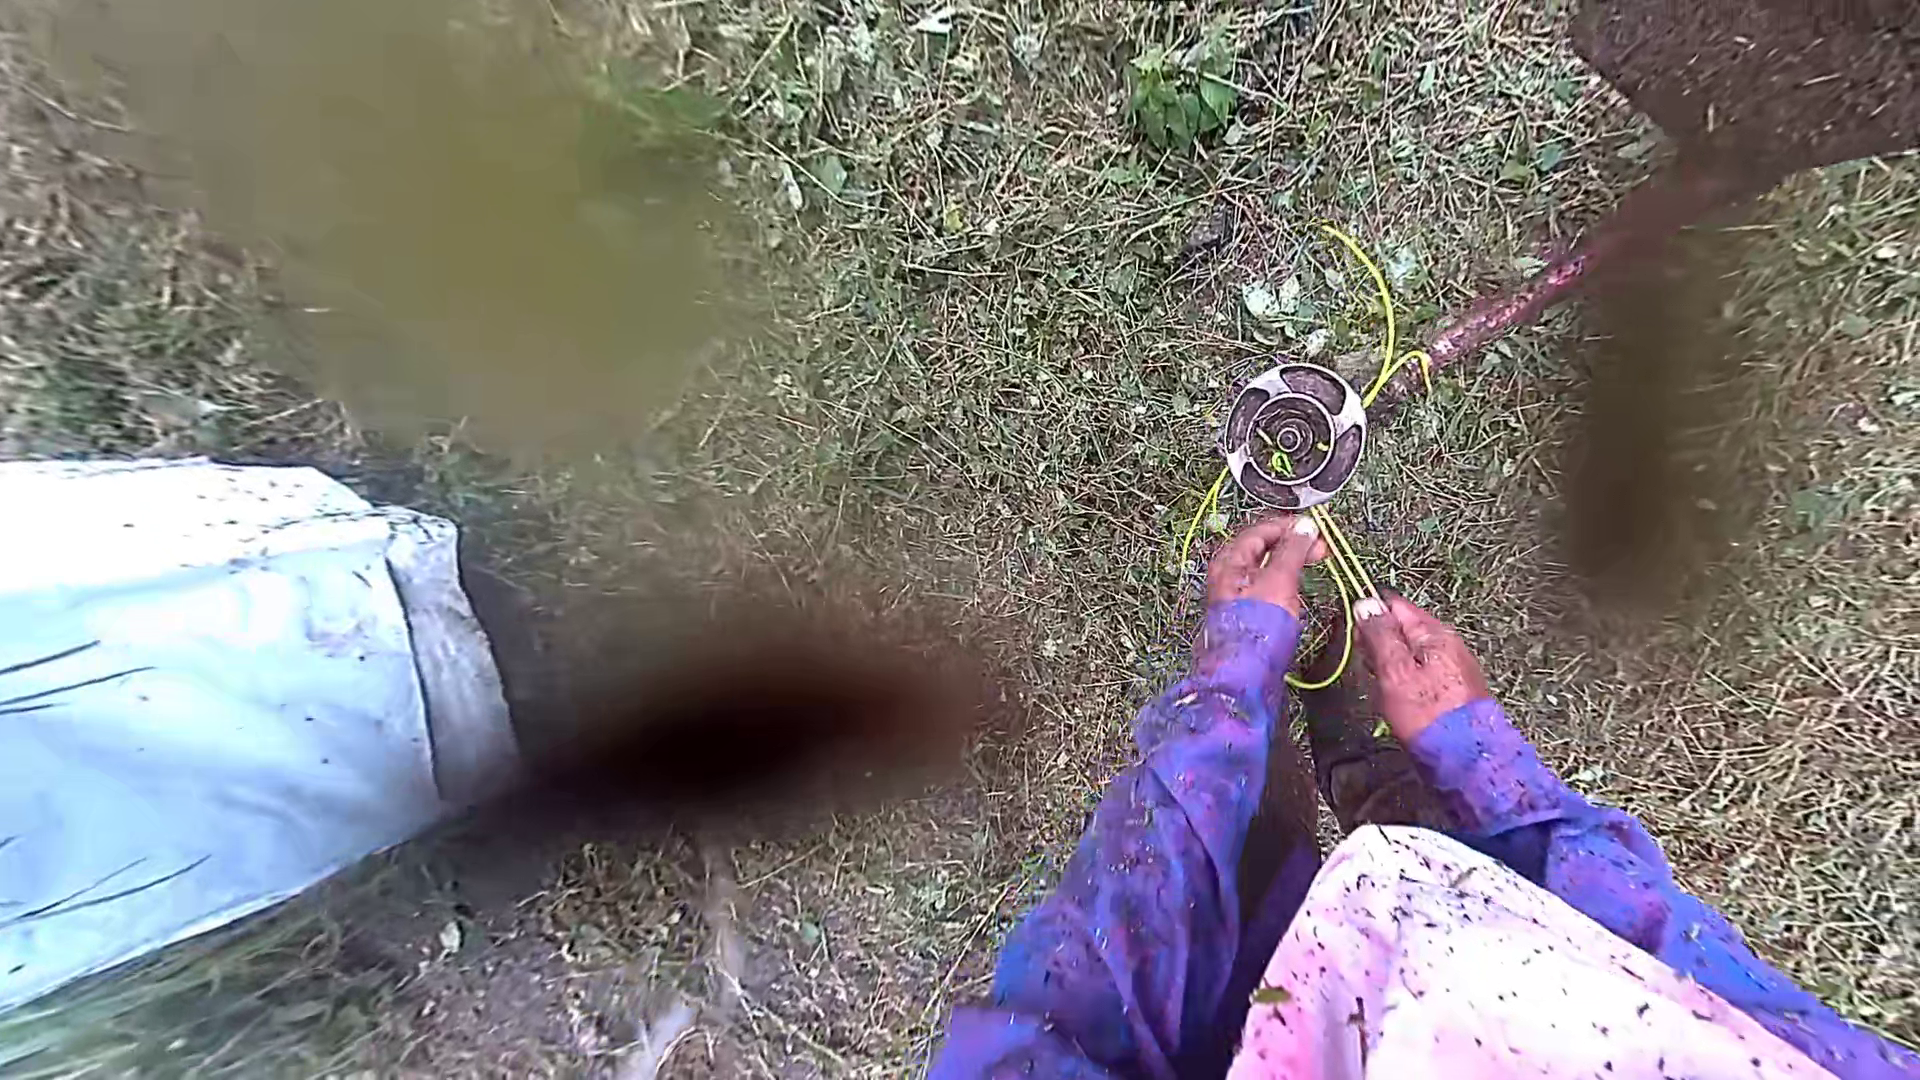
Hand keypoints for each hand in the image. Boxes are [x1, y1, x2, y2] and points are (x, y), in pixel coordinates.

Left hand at [1205, 515, 1327, 618]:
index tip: (1314, 528)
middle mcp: (1227, 574)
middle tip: (1320, 547)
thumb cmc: (1256, 625)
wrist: (1245, 669)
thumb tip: (1305, 526)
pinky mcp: (1246, 610)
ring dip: (1290, 559)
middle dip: (1292, 543)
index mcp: (1228, 562)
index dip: (1287, 527)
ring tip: (1314, 560)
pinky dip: (1285, 577)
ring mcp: (1236, 593)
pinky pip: (1266, 583)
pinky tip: (1297, 583)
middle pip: (1261, 547)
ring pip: (1265, 565)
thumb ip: (1291, 551)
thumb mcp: (1278, 581)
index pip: (1258, 531)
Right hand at [1352, 593, 1491, 740]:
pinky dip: (1400, 671)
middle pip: (1400, 624)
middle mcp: (1447, 641)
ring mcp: (1451, 662)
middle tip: (1367, 661)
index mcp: (1434, 632)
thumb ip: (1379, 633)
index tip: (1352, 632)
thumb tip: (1365, 602)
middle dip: (1376, 637)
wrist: (1466, 758)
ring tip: (1380, 679)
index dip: (1368, 613)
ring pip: (1406, 646)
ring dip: (1387, 657)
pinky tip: (1395, 689)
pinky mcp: (1450, 682)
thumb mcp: (1394, 669)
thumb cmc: (1425, 711)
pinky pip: (1417, 664)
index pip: (1394, 605)